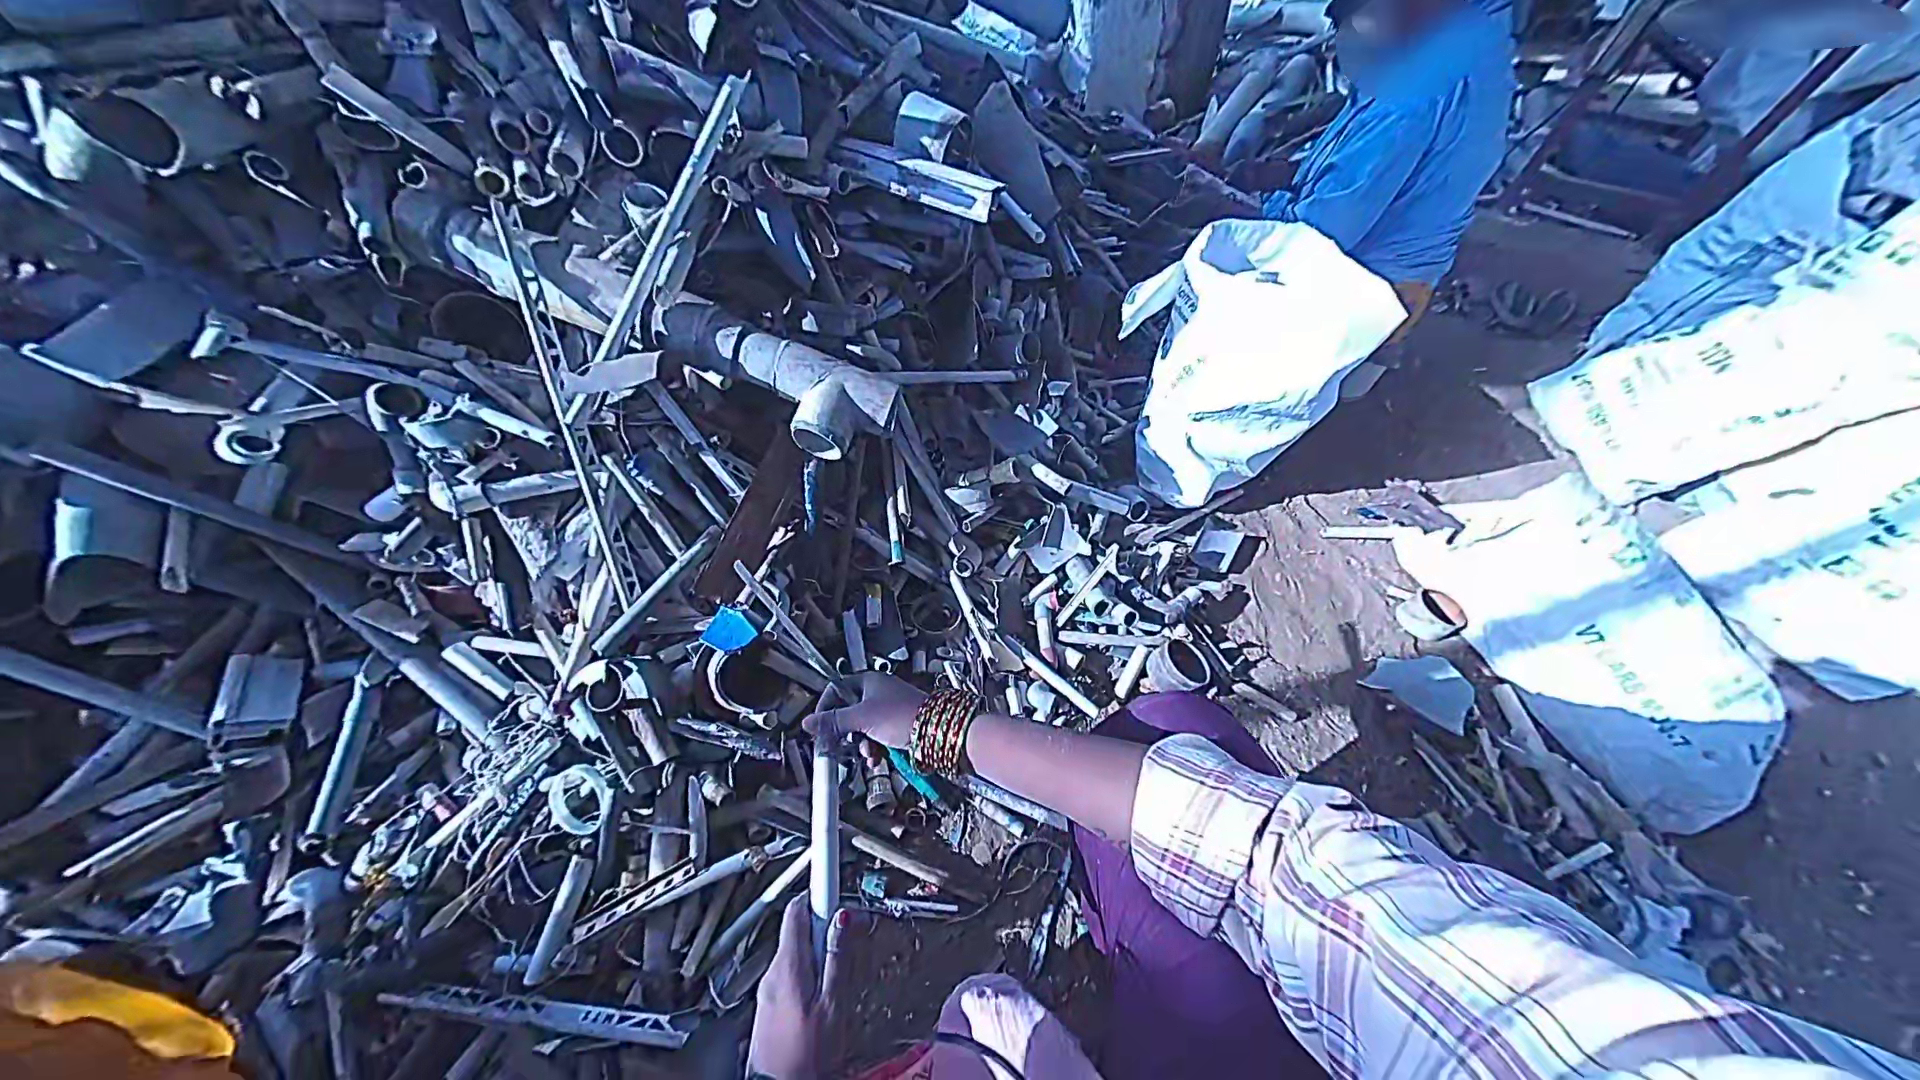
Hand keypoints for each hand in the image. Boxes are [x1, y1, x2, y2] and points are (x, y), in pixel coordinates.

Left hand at [747, 897, 847, 1079]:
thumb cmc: (807, 1056)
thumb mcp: (833, 1004)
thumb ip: (838, 958)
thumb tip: (842, 919)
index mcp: (789, 965)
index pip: (797, 909)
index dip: (816, 889)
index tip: (828, 872)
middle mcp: (773, 970)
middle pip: (799, 927)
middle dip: (823, 927)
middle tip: (847, 937)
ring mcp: (767, 986)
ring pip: (796, 950)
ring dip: (817, 951)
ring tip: (835, 976)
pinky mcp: (767, 1001)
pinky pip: (790, 970)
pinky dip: (807, 969)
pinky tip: (820, 992)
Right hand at [806, 672, 924, 749]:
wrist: (935, 731)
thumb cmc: (902, 716)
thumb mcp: (862, 718)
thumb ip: (833, 721)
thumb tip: (809, 722)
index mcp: (868, 681)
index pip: (836, 690)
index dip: (826, 708)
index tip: (820, 726)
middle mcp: (877, 692)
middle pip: (848, 712)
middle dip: (845, 732)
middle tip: (838, 745)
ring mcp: (887, 709)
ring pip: (862, 728)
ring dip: (860, 744)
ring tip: (866, 753)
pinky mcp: (896, 726)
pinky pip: (876, 737)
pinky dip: (873, 749)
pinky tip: (876, 757)